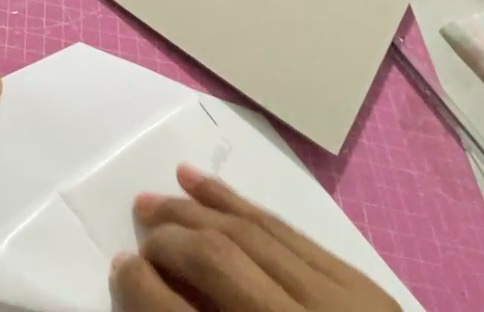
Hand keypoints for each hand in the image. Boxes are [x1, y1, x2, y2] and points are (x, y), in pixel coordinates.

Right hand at [111, 165, 400, 311]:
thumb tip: (148, 283)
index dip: (141, 287)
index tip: (121, 266)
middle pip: (216, 262)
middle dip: (166, 242)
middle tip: (140, 233)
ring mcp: (338, 306)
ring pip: (249, 234)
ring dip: (193, 209)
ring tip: (154, 200)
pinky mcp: (362, 287)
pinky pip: (285, 229)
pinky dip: (237, 202)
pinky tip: (200, 183)